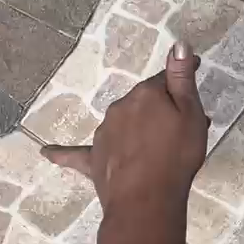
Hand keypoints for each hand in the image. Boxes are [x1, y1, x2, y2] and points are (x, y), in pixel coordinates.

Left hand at [43, 42, 208, 216]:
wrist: (145, 200)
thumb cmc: (176, 154)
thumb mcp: (190, 112)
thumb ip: (182, 77)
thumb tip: (178, 44)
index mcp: (145, 94)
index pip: (166, 78)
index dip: (182, 79)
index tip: (198, 73)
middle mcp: (120, 108)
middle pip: (146, 101)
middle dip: (164, 108)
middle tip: (188, 124)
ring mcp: (103, 134)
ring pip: (125, 123)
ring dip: (142, 127)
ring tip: (164, 146)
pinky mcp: (93, 159)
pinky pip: (77, 153)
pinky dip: (63, 151)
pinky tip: (46, 152)